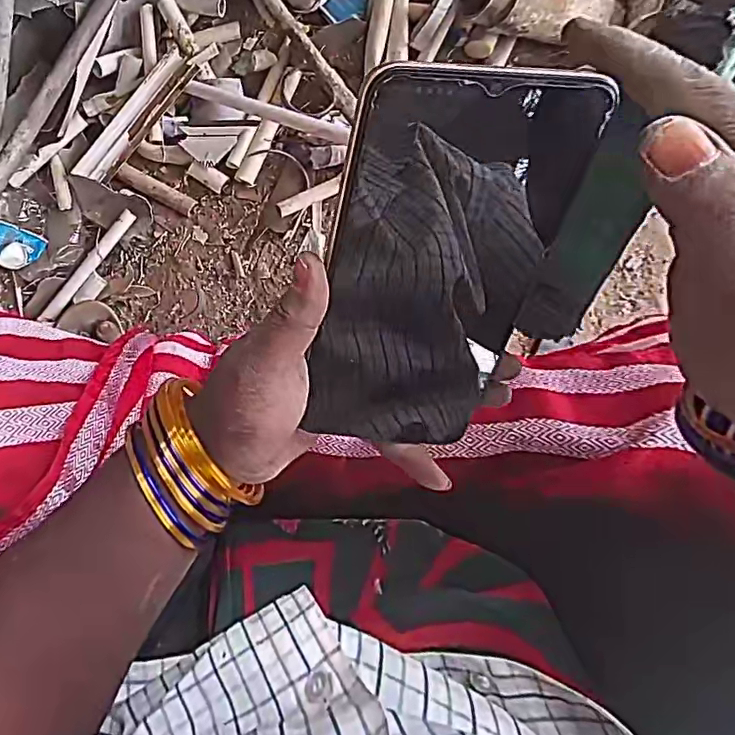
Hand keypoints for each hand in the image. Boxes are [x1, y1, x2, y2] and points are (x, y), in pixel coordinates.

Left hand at [190, 253, 506, 489]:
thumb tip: (311, 260)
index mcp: (324, 325)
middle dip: (455, 353)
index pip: (382, 305)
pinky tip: (442, 474)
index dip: (428, 304)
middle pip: (407, 346)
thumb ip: (294, 315)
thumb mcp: (268, 354)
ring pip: (407, 386)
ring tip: (499, 398)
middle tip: (510, 360)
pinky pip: (387, 432)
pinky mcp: (344, 418)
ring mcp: (345, 385)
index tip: (479, 306)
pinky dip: (412, 451)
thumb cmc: (241, 397)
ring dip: (448, 395)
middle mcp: (340, 349)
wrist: (224, 453)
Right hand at [564, 18, 734, 452]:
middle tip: (574, 54)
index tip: (579, 36)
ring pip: (705, 121)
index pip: (703, 98)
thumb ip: (723, 213)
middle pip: (706, 99)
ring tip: (595, 83)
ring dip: (648, 93)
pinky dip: (659, 132)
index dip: (639, 61)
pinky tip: (639, 139)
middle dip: (639, 66)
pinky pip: (701, 155)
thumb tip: (665, 134)